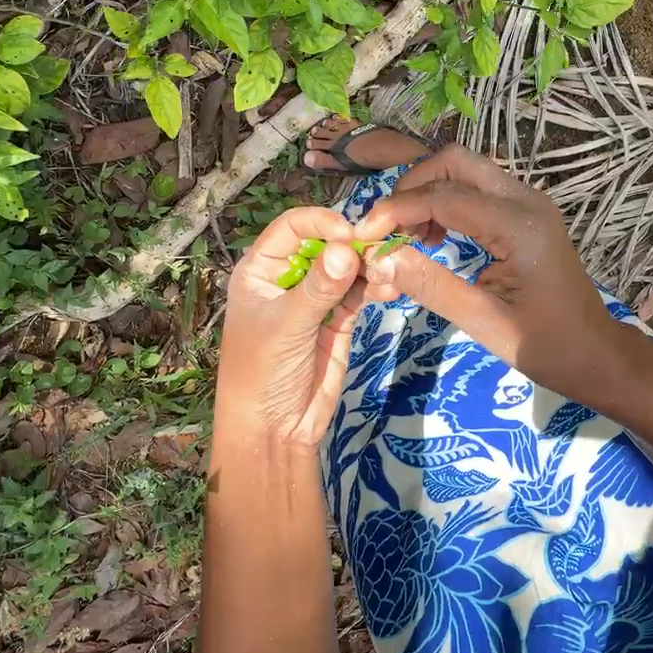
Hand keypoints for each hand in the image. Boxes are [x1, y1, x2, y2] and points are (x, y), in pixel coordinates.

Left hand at [215, 207, 369, 450]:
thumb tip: (346, 249)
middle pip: (326, 244)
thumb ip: (318, 289)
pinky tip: (390, 290)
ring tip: (389, 274)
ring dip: (369, 267)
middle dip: (352, 245)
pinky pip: (360, 294)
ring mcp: (317, 298)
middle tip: (379, 251)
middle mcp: (289, 277)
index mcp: (261, 270)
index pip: (291, 228)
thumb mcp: (286, 327)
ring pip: (348, 268)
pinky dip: (375, 289)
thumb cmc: (261, 371)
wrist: (274, 430)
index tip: (349, 232)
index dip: (320, 223)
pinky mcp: (339, 320)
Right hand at [351, 146, 621, 386]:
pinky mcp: (526, 212)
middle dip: (413, 186)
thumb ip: (430, 284)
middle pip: (456, 161)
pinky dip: (448, 201)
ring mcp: (529, 202)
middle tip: (389, 227)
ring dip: (430, 191)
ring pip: (466, 170)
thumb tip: (378, 257)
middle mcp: (526, 200)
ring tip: (411, 237)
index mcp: (519, 225)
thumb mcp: (482, 321)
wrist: (594, 353)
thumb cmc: (544, 345)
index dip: (397, 210)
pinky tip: (437, 237)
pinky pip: (478, 188)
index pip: (443, 196)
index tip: (364, 235)